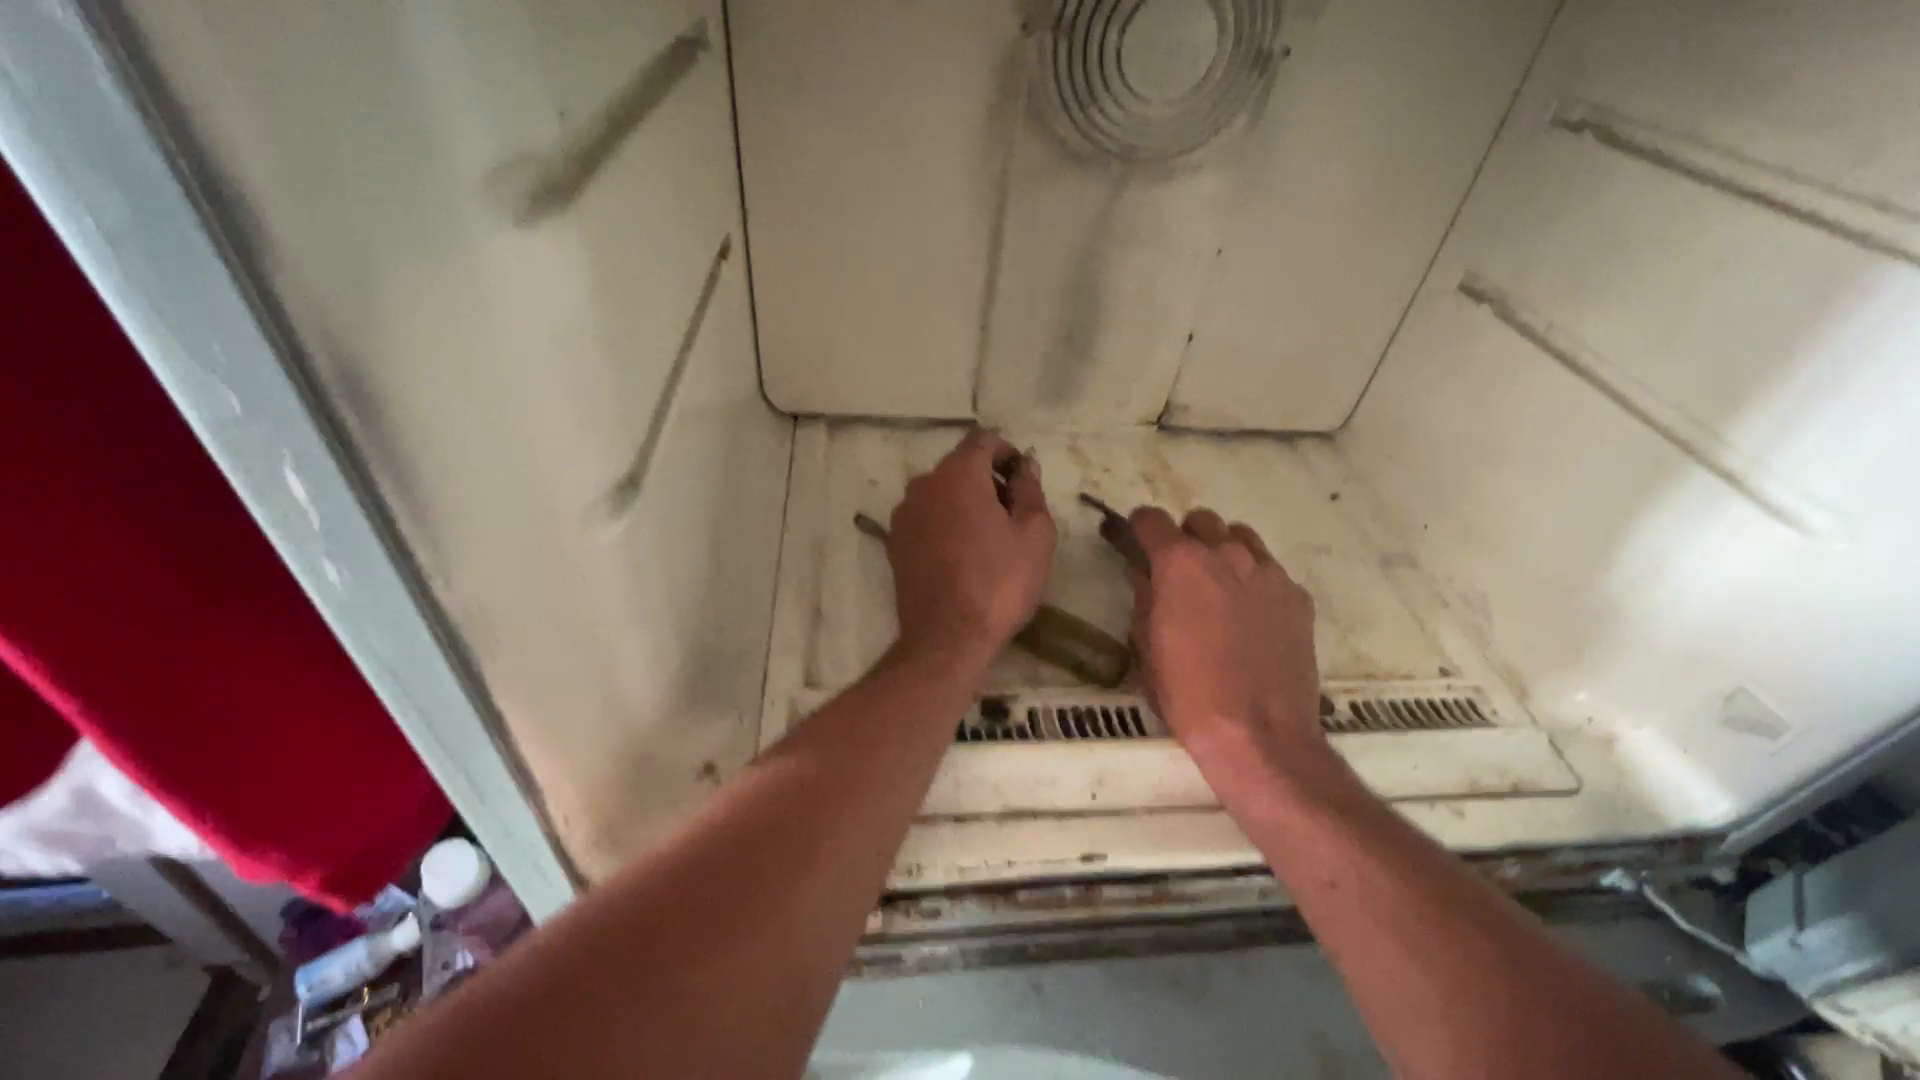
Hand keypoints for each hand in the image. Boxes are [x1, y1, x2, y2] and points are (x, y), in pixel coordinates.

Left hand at [887, 430, 1055, 667]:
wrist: (947, 638)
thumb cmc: (999, 583)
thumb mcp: (1035, 534)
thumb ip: (1030, 490)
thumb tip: (1024, 467)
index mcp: (958, 474)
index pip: (983, 439)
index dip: (1007, 452)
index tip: (1023, 479)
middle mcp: (923, 485)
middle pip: (960, 466)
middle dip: (987, 480)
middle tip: (1013, 514)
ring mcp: (903, 515)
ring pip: (941, 493)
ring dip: (965, 503)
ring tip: (988, 539)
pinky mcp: (894, 543)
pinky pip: (926, 519)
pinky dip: (945, 524)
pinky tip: (962, 556)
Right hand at [1126, 507, 1324, 779]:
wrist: (1259, 734)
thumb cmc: (1188, 693)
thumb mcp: (1146, 647)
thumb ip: (1143, 598)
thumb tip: (1142, 573)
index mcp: (1181, 564)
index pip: (1152, 520)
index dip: (1139, 528)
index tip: (1136, 541)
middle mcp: (1228, 555)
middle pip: (1202, 520)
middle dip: (1185, 537)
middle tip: (1178, 571)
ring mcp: (1270, 573)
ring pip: (1242, 538)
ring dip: (1223, 551)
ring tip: (1218, 587)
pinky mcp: (1298, 597)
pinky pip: (1270, 571)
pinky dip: (1255, 581)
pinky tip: (1251, 617)